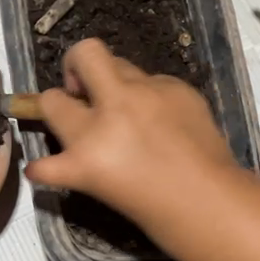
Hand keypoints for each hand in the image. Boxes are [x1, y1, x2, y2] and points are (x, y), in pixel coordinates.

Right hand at [24, 38, 241, 224]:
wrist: (209, 204)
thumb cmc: (147, 207)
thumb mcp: (93, 184)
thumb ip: (71, 159)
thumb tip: (56, 148)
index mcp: (88, 143)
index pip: (50, 102)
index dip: (50, 108)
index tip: (57, 118)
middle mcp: (116, 109)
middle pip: (84, 53)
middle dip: (75, 64)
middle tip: (83, 91)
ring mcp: (150, 95)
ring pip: (117, 63)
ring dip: (112, 82)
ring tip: (125, 110)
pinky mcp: (179, 89)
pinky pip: (152, 80)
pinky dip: (148, 97)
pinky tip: (161, 122)